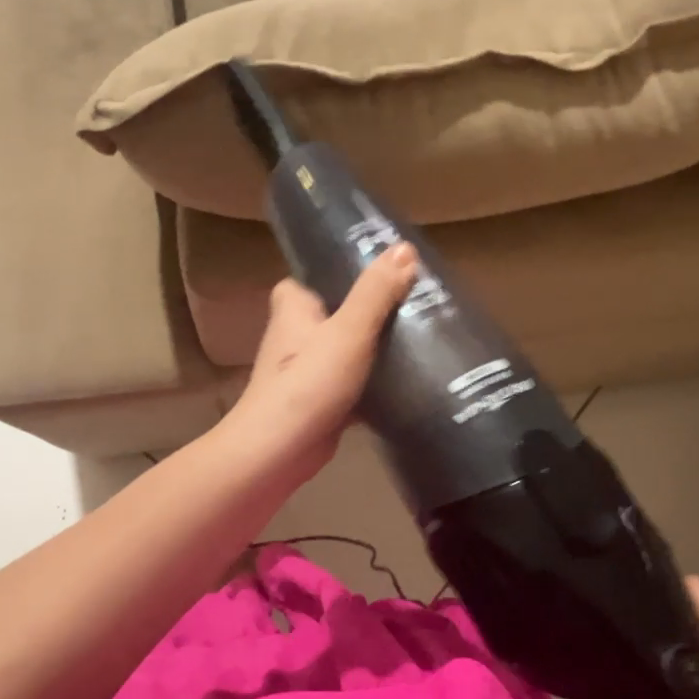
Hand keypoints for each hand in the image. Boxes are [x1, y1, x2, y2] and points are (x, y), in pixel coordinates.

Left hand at [223, 243, 417, 484]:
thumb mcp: (349, 330)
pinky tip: (407, 383)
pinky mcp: (320, 404)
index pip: (307, 278)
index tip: (374, 269)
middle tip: (409, 301)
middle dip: (365, 310)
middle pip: (333, 314)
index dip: (334, 272)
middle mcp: (295, 337)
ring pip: (344, 351)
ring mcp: (306, 373)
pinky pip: (352, 385)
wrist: (281, 450)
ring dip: (371, 348)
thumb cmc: (309, 382)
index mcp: (293, 309)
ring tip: (418, 336)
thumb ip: (375, 292)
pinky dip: (373, 385)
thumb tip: (404, 247)